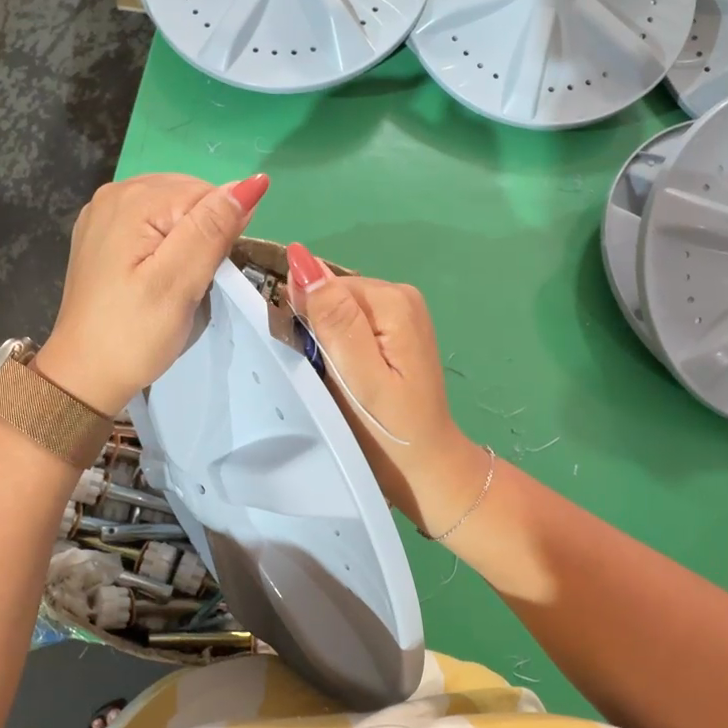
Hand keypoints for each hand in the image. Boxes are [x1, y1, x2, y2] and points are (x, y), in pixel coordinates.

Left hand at [36, 173, 268, 414]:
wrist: (84, 374)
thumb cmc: (134, 333)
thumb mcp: (179, 282)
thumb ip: (213, 228)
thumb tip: (252, 183)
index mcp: (133, 200)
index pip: (206, 194)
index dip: (218, 234)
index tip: (204, 275)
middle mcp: (114, 193)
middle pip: (188, 196)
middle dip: (202, 235)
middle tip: (189, 283)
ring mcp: (103, 214)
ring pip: (172, 210)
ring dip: (186, 240)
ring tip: (173, 282)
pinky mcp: (101, 236)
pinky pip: (150, 224)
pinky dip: (165, 244)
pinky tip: (157, 275)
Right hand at [285, 242, 488, 535]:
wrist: (424, 466)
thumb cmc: (388, 428)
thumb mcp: (358, 376)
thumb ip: (334, 319)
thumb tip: (302, 261)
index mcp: (392, 300)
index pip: (324, 285)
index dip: (304, 316)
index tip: (305, 357)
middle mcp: (399, 295)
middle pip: (332, 293)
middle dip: (315, 326)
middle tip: (318, 373)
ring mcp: (399, 312)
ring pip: (337, 308)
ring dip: (324, 337)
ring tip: (329, 376)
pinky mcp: (394, 330)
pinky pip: (350, 322)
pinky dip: (337, 344)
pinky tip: (340, 373)